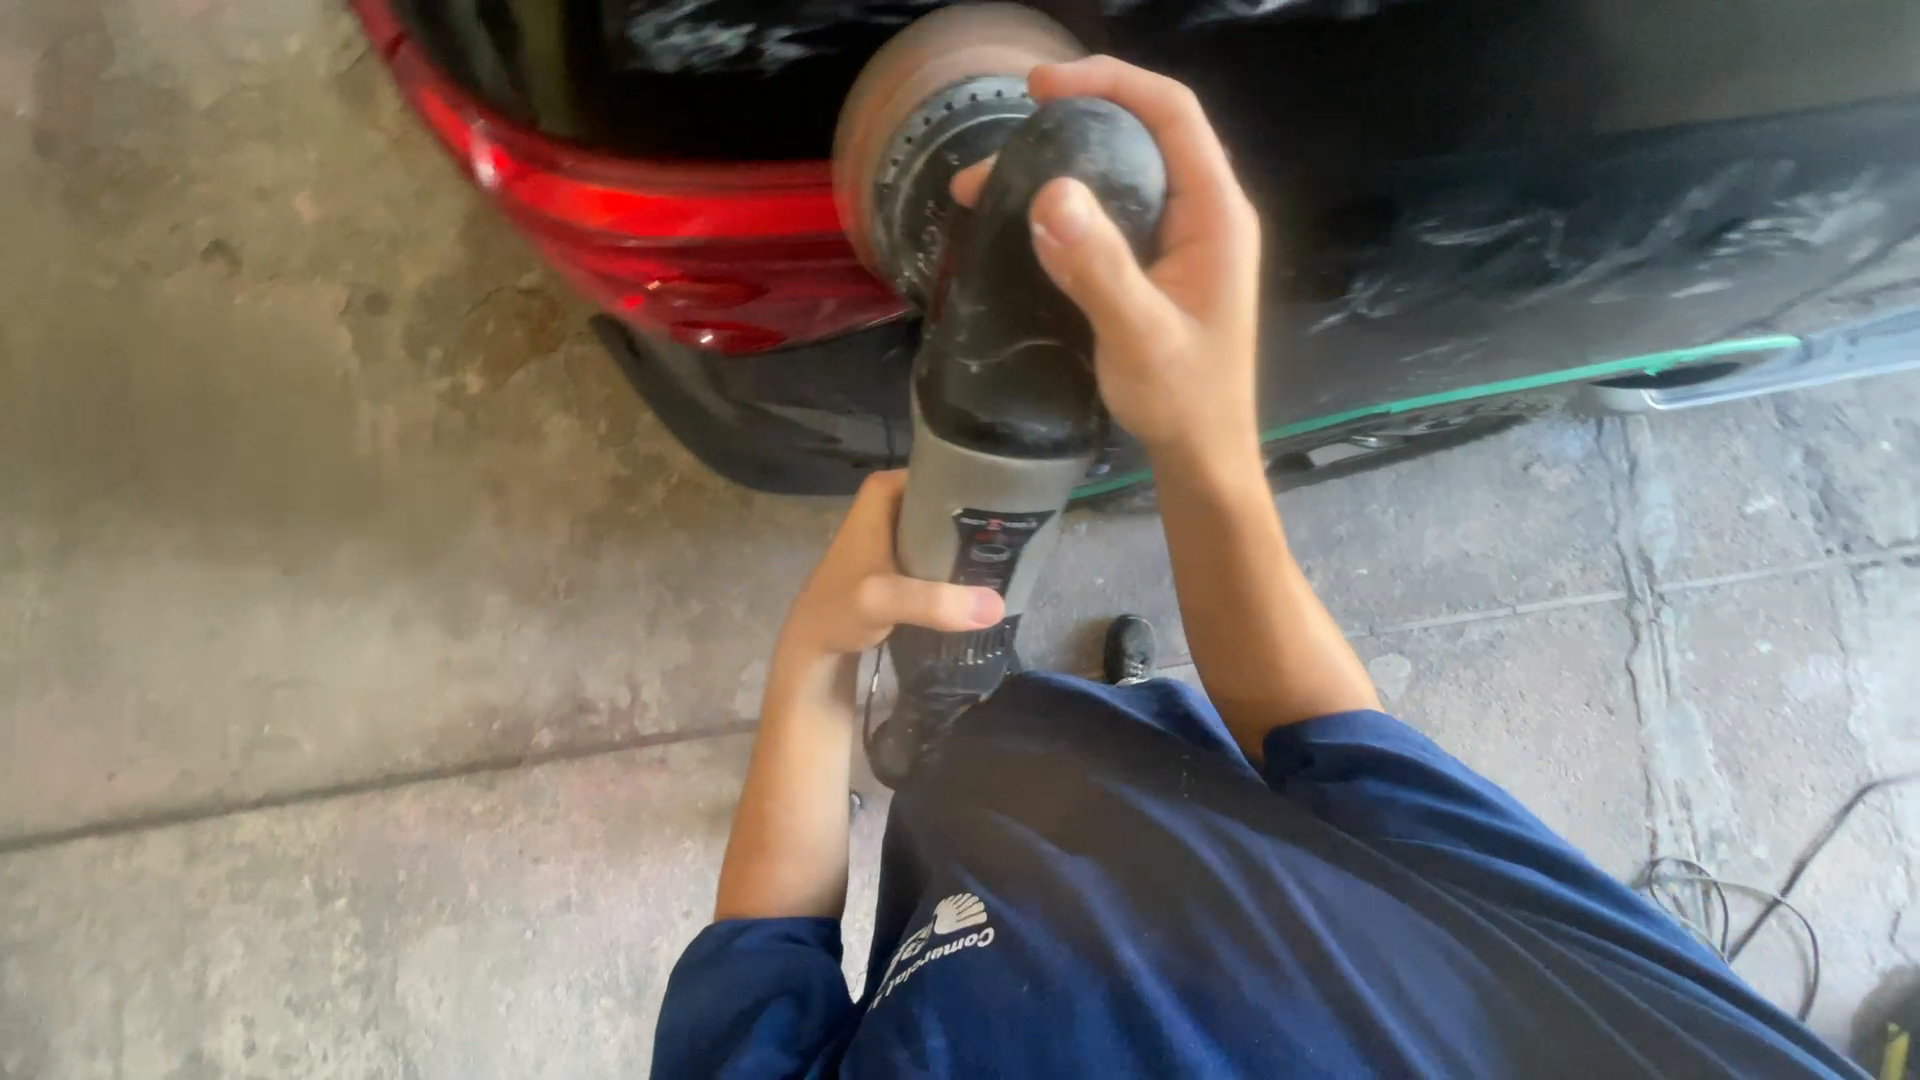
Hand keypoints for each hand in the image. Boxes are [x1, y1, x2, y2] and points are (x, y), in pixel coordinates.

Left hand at [774, 471, 1004, 668]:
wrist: (815, 647)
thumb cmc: (839, 611)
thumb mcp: (882, 600)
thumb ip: (932, 601)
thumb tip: (995, 606)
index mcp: (884, 491)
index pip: (944, 470)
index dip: (980, 485)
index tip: (1018, 504)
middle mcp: (894, 501)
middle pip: (952, 499)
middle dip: (984, 518)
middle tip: (1025, 535)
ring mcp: (900, 530)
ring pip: (951, 527)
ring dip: (977, 543)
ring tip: (1018, 553)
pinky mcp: (907, 559)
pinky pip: (946, 551)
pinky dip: (964, 563)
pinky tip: (991, 574)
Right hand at [951, 56, 1262, 464]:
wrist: (1201, 454)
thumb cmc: (1183, 400)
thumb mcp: (1140, 336)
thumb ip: (1100, 267)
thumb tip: (1049, 192)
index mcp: (1216, 214)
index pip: (1171, 113)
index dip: (1109, 83)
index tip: (1041, 90)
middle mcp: (1202, 215)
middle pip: (1140, 138)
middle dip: (1068, 131)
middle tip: (996, 156)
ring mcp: (1180, 243)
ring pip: (1121, 180)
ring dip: (1058, 175)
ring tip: (988, 192)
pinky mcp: (1158, 270)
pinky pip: (1113, 220)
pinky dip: (1067, 214)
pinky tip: (1024, 228)